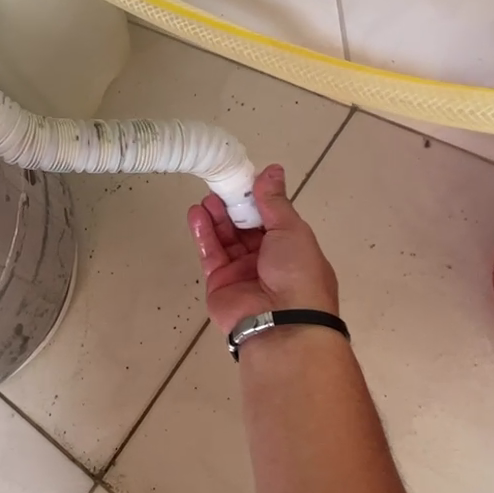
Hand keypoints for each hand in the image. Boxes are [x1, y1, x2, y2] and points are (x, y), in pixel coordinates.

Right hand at [189, 164, 339, 333]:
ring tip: (206, 198)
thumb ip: (274, 201)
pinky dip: (203, 233)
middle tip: (219, 186)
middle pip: (245, 227)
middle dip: (233, 206)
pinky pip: (210, 252)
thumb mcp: (292, 231)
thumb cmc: (296, 274)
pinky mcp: (219, 281)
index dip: (257, 199)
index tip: (243, 179)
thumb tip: (272, 170)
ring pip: (226, 238)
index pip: (271, 218)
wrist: (279, 323)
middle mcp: (268, 260)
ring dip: (216, 217)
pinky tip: (196, 214)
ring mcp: (242, 271)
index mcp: (292, 248)